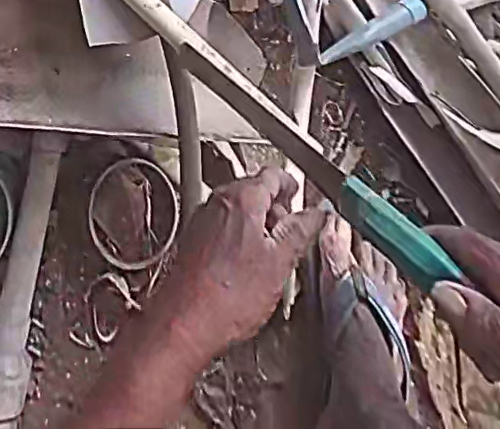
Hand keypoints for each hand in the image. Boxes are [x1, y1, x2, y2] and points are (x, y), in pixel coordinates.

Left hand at [139, 167, 328, 366]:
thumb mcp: (278, 264)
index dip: (292, 185)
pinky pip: (222, 225)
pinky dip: (238, 235)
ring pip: (238, 208)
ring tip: (268, 255)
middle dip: (275, 208)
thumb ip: (300, 232)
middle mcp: (219, 201)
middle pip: (255, 189)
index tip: (299, 196)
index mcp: (242, 198)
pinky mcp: (193, 238)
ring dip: (257, 223)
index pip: (274, 175)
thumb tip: (316, 215)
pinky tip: (243, 265)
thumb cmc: (225, 297)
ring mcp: (203, 218)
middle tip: (289, 232)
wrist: (183, 324)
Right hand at [425, 227, 499, 428]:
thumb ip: (488, 328)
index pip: (456, 240)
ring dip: (468, 303)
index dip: (418, 235)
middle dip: (444, 277)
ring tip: (475, 343)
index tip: (386, 230)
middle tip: (434, 309)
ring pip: (486, 284)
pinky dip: (490, 321)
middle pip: (469, 258)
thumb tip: (443, 291)